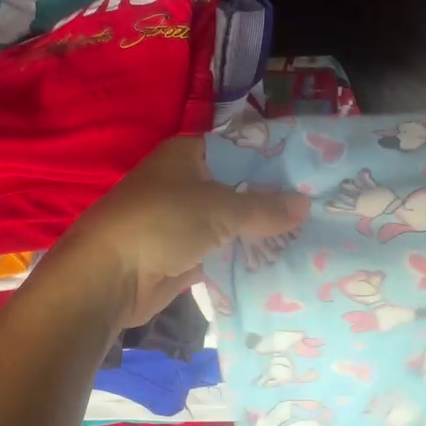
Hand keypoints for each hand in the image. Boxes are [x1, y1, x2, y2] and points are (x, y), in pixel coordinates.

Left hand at [57, 137, 308, 328]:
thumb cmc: (161, 223)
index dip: (275, 158)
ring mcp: (184, 219)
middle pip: (240, 186)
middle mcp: (187, 181)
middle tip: (319, 207)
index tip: (312, 171)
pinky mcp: (183, 254)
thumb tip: (306, 205)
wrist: (106, 277)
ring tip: (309, 236)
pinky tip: (280, 261)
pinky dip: (244, 257)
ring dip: (260, 231)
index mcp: (189, 154)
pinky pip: (222, 251)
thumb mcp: (220, 209)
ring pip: (232, 221)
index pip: (242, 148)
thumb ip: (265, 207)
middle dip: (273, 199)